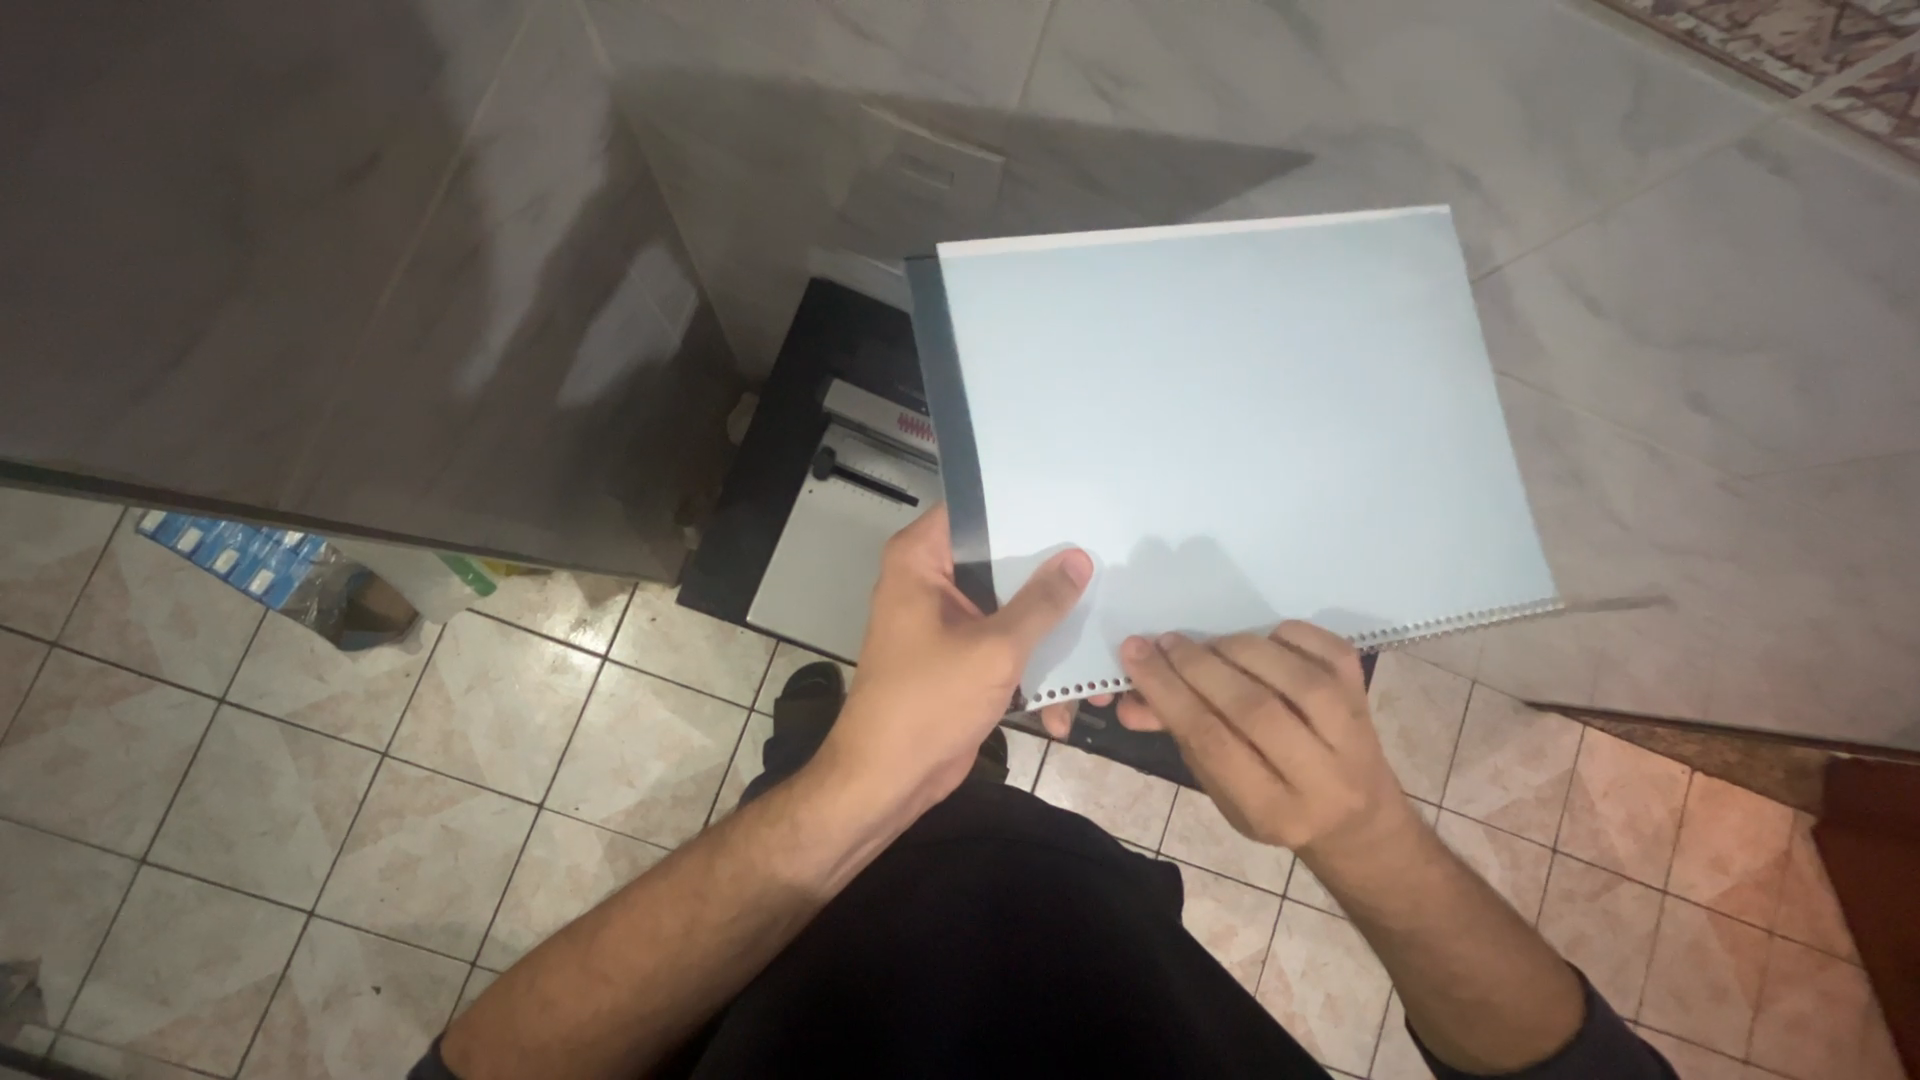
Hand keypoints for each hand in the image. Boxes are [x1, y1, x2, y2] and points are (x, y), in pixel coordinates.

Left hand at [820, 505, 1092, 810]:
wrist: (888, 779)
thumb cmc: (929, 701)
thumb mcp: (995, 648)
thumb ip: (1041, 602)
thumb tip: (1079, 559)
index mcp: (920, 559)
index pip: (976, 511)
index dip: (1023, 509)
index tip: (1074, 508)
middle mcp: (929, 580)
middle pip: (998, 559)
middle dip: (1048, 573)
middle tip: (1105, 559)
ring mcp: (945, 620)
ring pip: (1006, 604)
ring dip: (1047, 629)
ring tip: (1104, 632)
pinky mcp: (959, 656)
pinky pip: (1002, 642)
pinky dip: (1030, 665)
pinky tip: (1068, 699)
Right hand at [1117, 622, 1414, 861]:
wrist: (1358, 821)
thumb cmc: (1275, 808)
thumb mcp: (1221, 790)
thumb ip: (1181, 739)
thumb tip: (1129, 698)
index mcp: (1274, 811)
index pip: (1212, 742)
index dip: (1168, 693)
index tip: (1135, 655)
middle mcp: (1321, 777)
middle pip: (1253, 708)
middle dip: (1198, 667)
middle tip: (1163, 643)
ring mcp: (1353, 735)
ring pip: (1294, 679)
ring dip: (1238, 650)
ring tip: (1207, 644)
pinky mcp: (1366, 698)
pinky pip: (1329, 652)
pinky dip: (1288, 635)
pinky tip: (1260, 639)